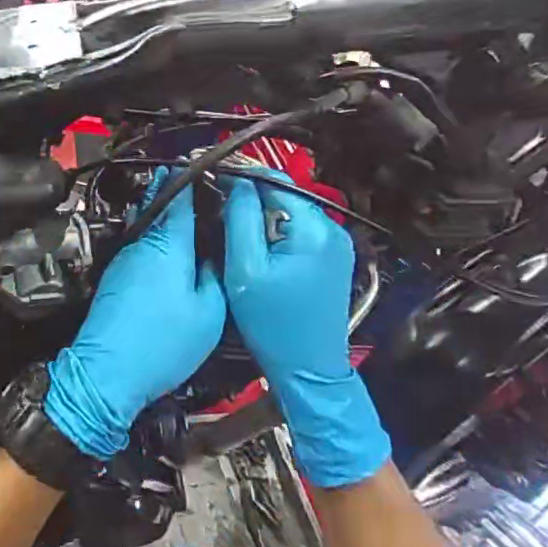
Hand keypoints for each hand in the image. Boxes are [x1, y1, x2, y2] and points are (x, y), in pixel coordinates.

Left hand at [44, 175, 225, 458]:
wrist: (108, 372)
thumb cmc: (159, 347)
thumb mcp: (210, 313)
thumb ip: (216, 277)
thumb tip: (214, 259)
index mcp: (169, 246)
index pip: (179, 198)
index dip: (190, 179)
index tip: (200, 167)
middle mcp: (142, 246)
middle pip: (158, 207)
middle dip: (173, 191)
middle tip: (189, 179)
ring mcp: (124, 261)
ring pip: (147, 227)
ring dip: (162, 216)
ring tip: (181, 210)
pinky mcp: (114, 279)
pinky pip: (139, 248)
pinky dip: (153, 241)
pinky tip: (166, 249)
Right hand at [223, 174, 388, 486]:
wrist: (309, 369)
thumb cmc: (274, 325)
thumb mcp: (246, 270)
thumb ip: (240, 220)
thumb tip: (236, 182)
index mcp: (314, 228)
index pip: (274, 180)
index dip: (240, 177)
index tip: (211, 180)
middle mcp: (332, 230)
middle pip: (283, 197)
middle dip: (250, 201)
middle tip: (218, 214)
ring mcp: (336, 246)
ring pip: (288, 215)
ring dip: (261, 220)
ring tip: (234, 236)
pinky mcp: (331, 261)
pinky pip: (298, 235)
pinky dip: (275, 237)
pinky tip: (257, 255)